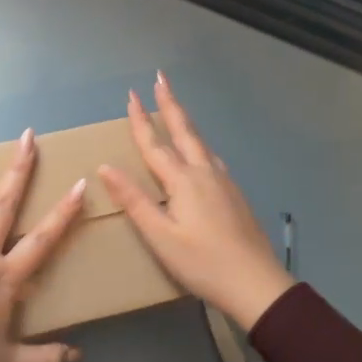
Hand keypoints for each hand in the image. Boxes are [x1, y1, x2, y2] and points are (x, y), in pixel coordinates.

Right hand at [100, 72, 296, 329]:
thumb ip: (134, 200)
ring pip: (200, 143)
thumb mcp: (160, 236)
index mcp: (183, 180)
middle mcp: (204, 172)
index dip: (141, 119)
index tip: (131, 94)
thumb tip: (106, 167)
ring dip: (185, 122)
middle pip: (184, 131)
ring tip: (175, 109)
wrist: (256, 283)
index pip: (155, 143)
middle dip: (170, 104)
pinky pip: (211, 157)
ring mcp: (224, 182)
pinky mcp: (234, 194)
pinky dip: (198, 144)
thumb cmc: (203, 263)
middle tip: (161, 78)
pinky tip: (200, 152)